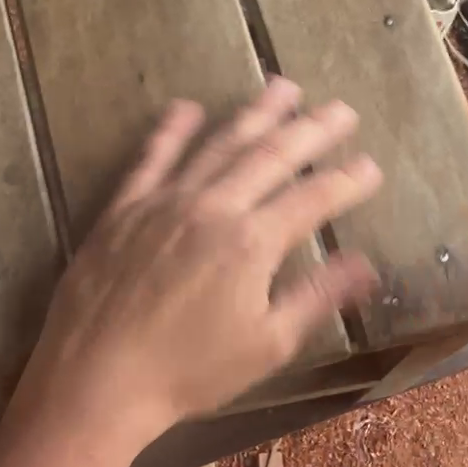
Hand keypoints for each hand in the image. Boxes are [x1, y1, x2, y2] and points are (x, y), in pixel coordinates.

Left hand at [9, 79, 382, 448]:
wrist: (97, 378)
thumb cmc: (189, 372)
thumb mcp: (266, 345)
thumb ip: (316, 298)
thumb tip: (366, 266)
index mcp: (252, 243)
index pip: (312, 199)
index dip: (346, 181)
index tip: (371, 165)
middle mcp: (213, 207)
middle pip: (271, 157)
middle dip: (311, 130)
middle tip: (341, 109)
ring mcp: (164, 202)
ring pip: (219, 145)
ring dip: (255, 114)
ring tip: (283, 87)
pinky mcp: (123, 208)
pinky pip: (152, 157)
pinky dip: (172, 130)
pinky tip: (188, 107)